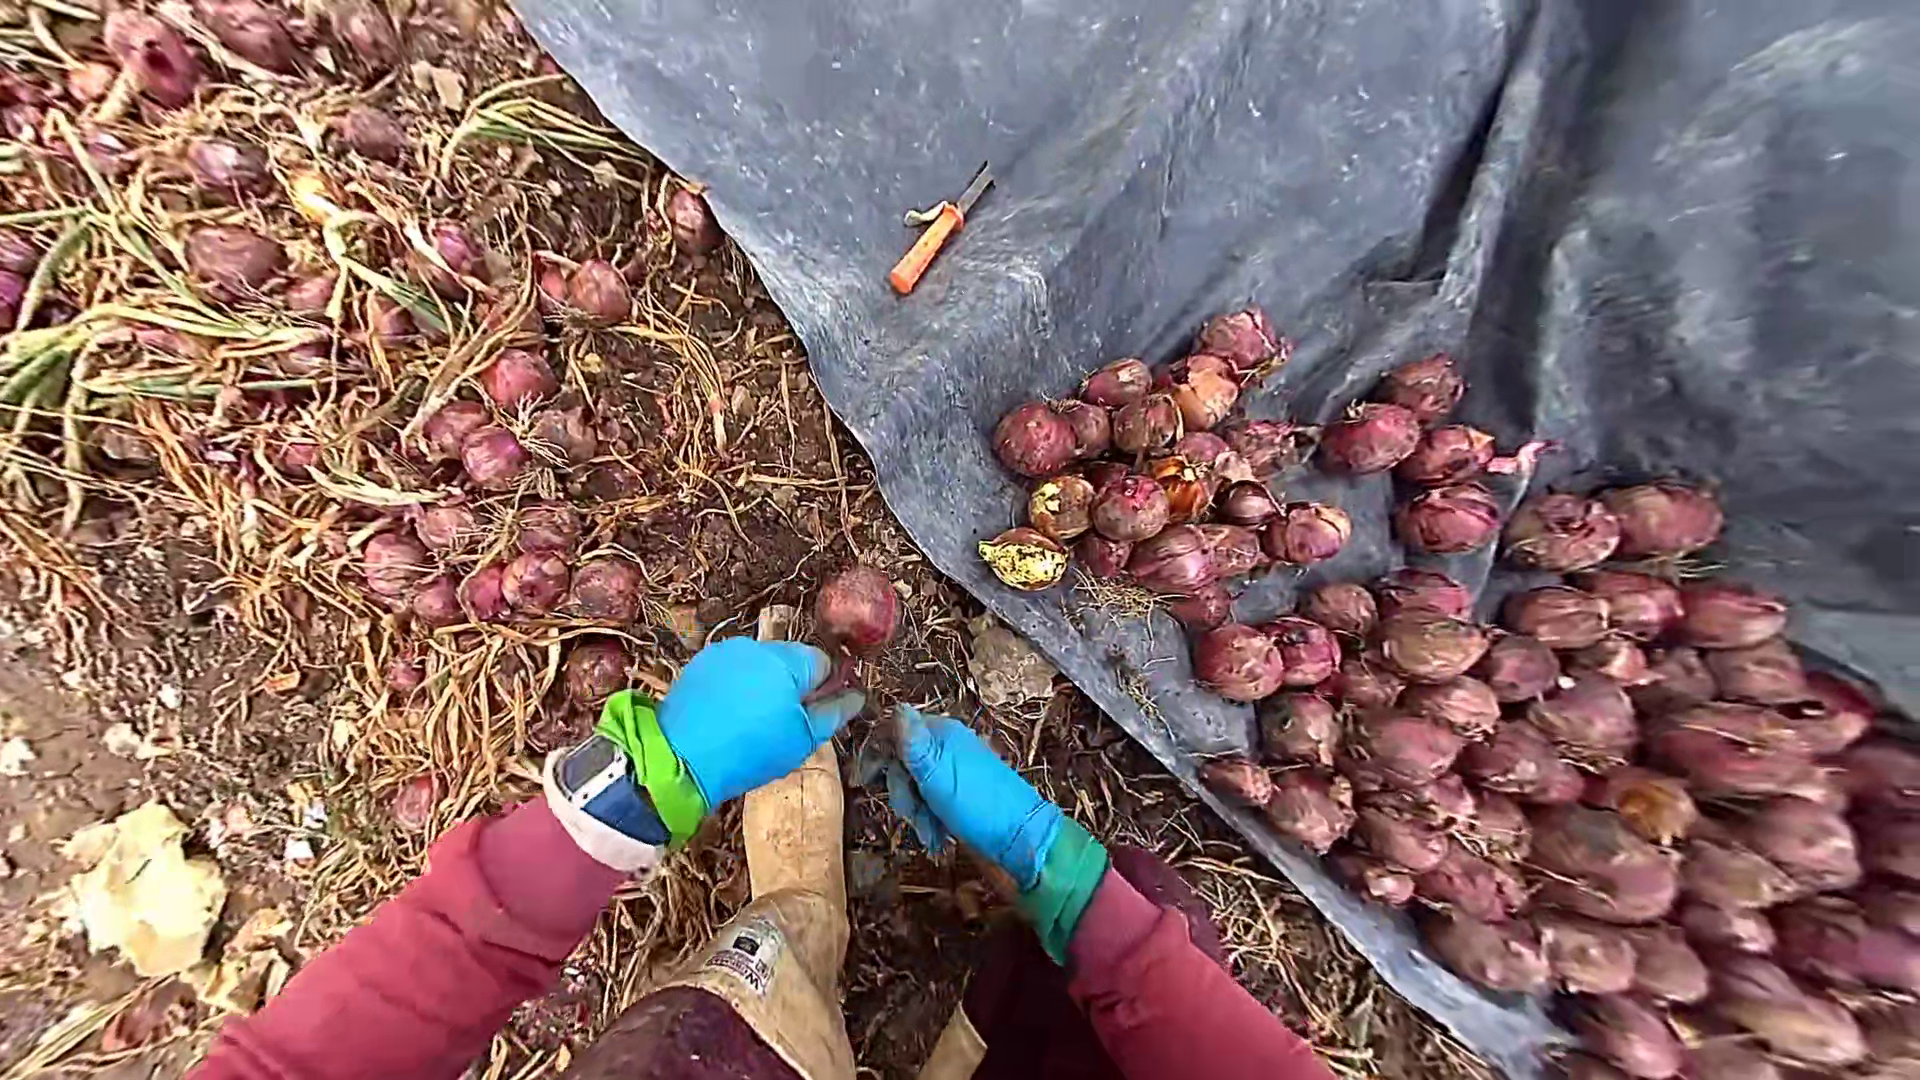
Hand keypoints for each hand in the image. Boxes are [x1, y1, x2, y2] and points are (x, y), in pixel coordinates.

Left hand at [657, 638, 862, 807]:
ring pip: (762, 663)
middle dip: (793, 684)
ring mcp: (727, 651)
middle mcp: (758, 647)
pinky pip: (734, 668)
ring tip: (752, 720)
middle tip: (782, 722)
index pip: (822, 661)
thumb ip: (835, 712)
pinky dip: (738, 685)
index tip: (811, 714)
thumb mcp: (803, 738)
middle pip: (792, 659)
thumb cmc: (750, 750)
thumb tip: (856, 696)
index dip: (822, 688)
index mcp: (788, 661)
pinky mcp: (703, 662)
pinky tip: (729, 713)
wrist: (679, 759)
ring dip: (765, 683)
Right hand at [887, 706, 1107, 959]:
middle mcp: (947, 747)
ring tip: (929, 832)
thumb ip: (913, 743)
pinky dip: (929, 820)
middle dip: (902, 791)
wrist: (1020, 841)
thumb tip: (896, 706)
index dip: (880, 754)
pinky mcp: (959, 797)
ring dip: (916, 811)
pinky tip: (937, 837)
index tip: (866, 780)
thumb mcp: (937, 774)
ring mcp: (954, 773)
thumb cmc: (977, 804)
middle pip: (903, 762)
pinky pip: (930, 803)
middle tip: (912, 813)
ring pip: (915, 786)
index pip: (897, 731)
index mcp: (942, 733)